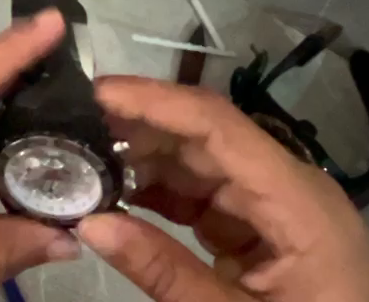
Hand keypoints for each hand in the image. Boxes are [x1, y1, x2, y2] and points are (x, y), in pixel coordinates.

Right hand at [79, 78, 368, 301]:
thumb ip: (165, 274)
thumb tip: (86, 222)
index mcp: (300, 203)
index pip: (217, 124)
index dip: (152, 100)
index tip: (91, 93)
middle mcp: (289, 191)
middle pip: (201, 137)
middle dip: (134, 128)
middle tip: (68, 127)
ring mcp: (275, 212)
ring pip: (195, 163)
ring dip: (138, 160)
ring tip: (79, 158)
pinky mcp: (261, 235)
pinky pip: (200, 196)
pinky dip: (156, 193)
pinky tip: (112, 194)